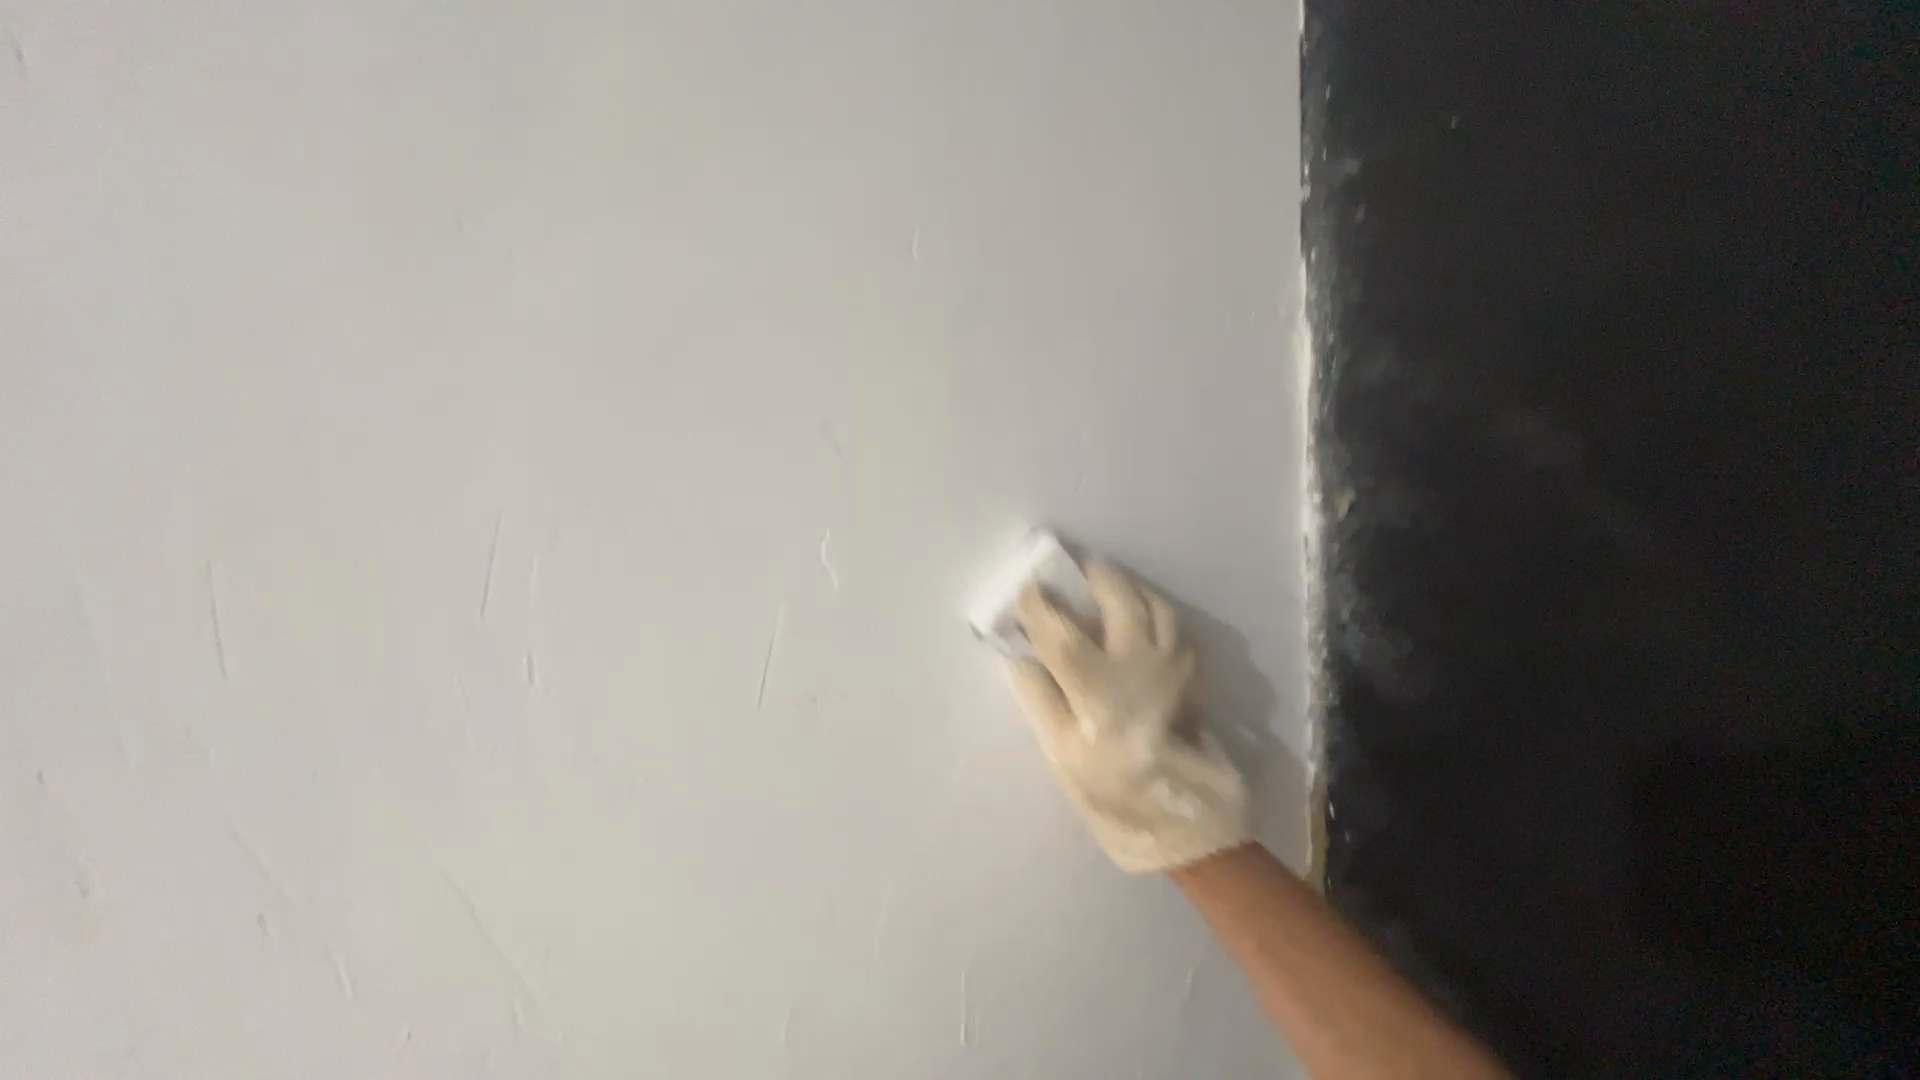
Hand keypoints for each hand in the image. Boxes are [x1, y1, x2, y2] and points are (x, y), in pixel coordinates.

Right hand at [1009, 560, 1250, 873]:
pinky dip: (1158, 613)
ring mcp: (1173, 665)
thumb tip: (1020, 658)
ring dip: (1132, 589)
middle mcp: (1139, 662)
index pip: (1062, 631)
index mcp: (1098, 685)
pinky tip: (1147, 620)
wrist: (1185, 817)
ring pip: (1156, 606)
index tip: (1027, 589)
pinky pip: (1177, 628)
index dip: (1040, 605)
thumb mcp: (1063, 754)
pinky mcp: (1194, 675)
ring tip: (1115, 585)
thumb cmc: (1115, 790)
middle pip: (1119, 599)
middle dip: (1098, 576)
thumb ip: (1040, 700)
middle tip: (1081, 566)